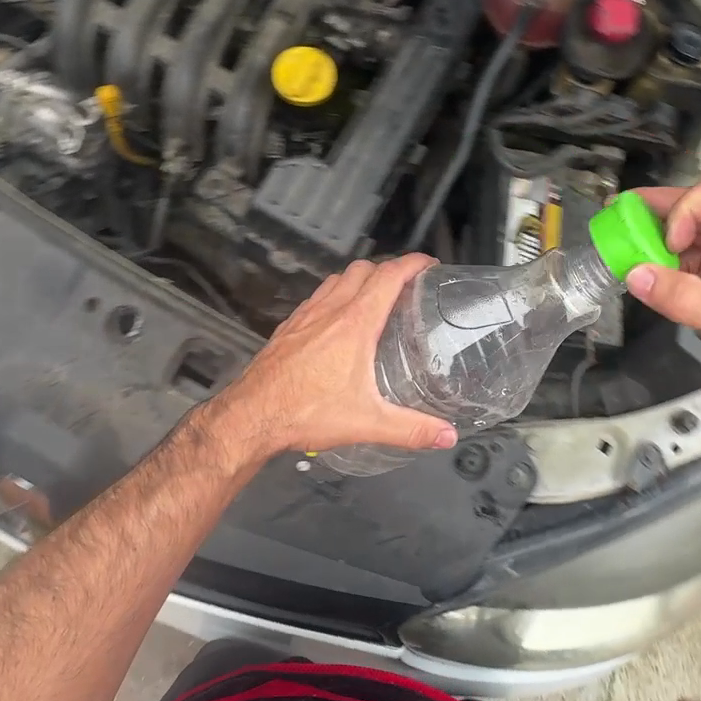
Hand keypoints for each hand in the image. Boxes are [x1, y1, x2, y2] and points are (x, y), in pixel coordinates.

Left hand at [198, 254, 457, 464]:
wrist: (251, 416)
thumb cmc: (308, 413)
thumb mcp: (367, 423)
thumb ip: (411, 429)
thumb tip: (449, 437)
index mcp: (355, 323)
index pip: (389, 276)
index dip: (413, 263)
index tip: (430, 264)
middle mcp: (330, 309)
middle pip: (363, 269)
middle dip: (388, 269)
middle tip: (407, 287)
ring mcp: (305, 315)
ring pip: (336, 279)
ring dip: (359, 279)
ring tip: (375, 299)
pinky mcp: (288, 327)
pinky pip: (316, 297)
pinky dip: (334, 296)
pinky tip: (336, 321)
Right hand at [625, 176, 700, 418]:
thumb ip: (679, 296)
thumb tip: (636, 275)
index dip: (683, 211)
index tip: (667, 242)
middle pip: (700, 210)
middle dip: (660, 216)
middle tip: (622, 219)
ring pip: (694, 237)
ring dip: (662, 244)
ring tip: (630, 251)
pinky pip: (695, 263)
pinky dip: (670, 268)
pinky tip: (650, 276)